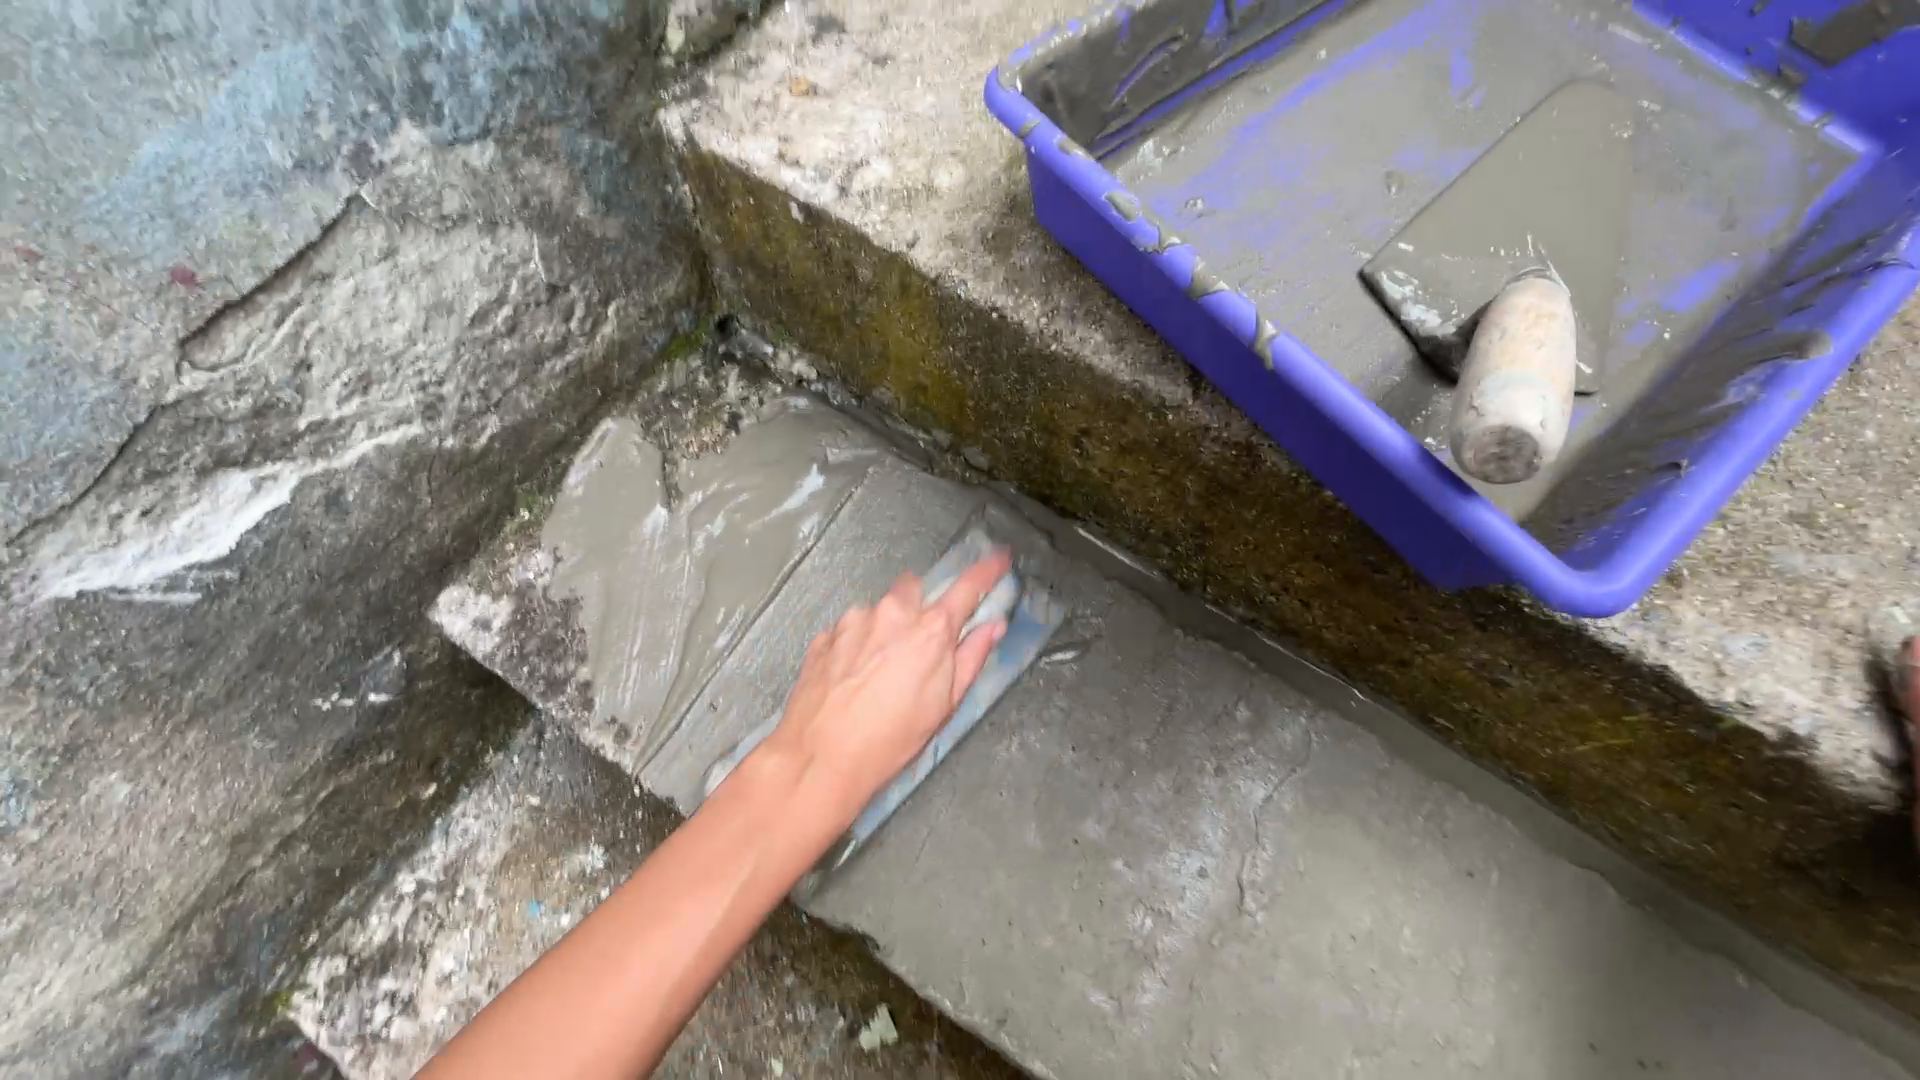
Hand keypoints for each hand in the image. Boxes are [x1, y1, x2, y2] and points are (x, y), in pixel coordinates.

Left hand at [762, 549, 1012, 827]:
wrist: (821, 757)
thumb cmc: (888, 740)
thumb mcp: (945, 705)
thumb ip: (971, 657)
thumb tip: (992, 628)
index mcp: (931, 630)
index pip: (968, 587)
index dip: (987, 570)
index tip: (998, 559)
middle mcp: (892, 614)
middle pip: (915, 590)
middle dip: (921, 607)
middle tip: (921, 644)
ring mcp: (854, 621)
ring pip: (879, 610)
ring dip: (885, 629)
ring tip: (881, 675)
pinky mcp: (826, 635)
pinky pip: (850, 629)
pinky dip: (857, 645)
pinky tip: (856, 678)